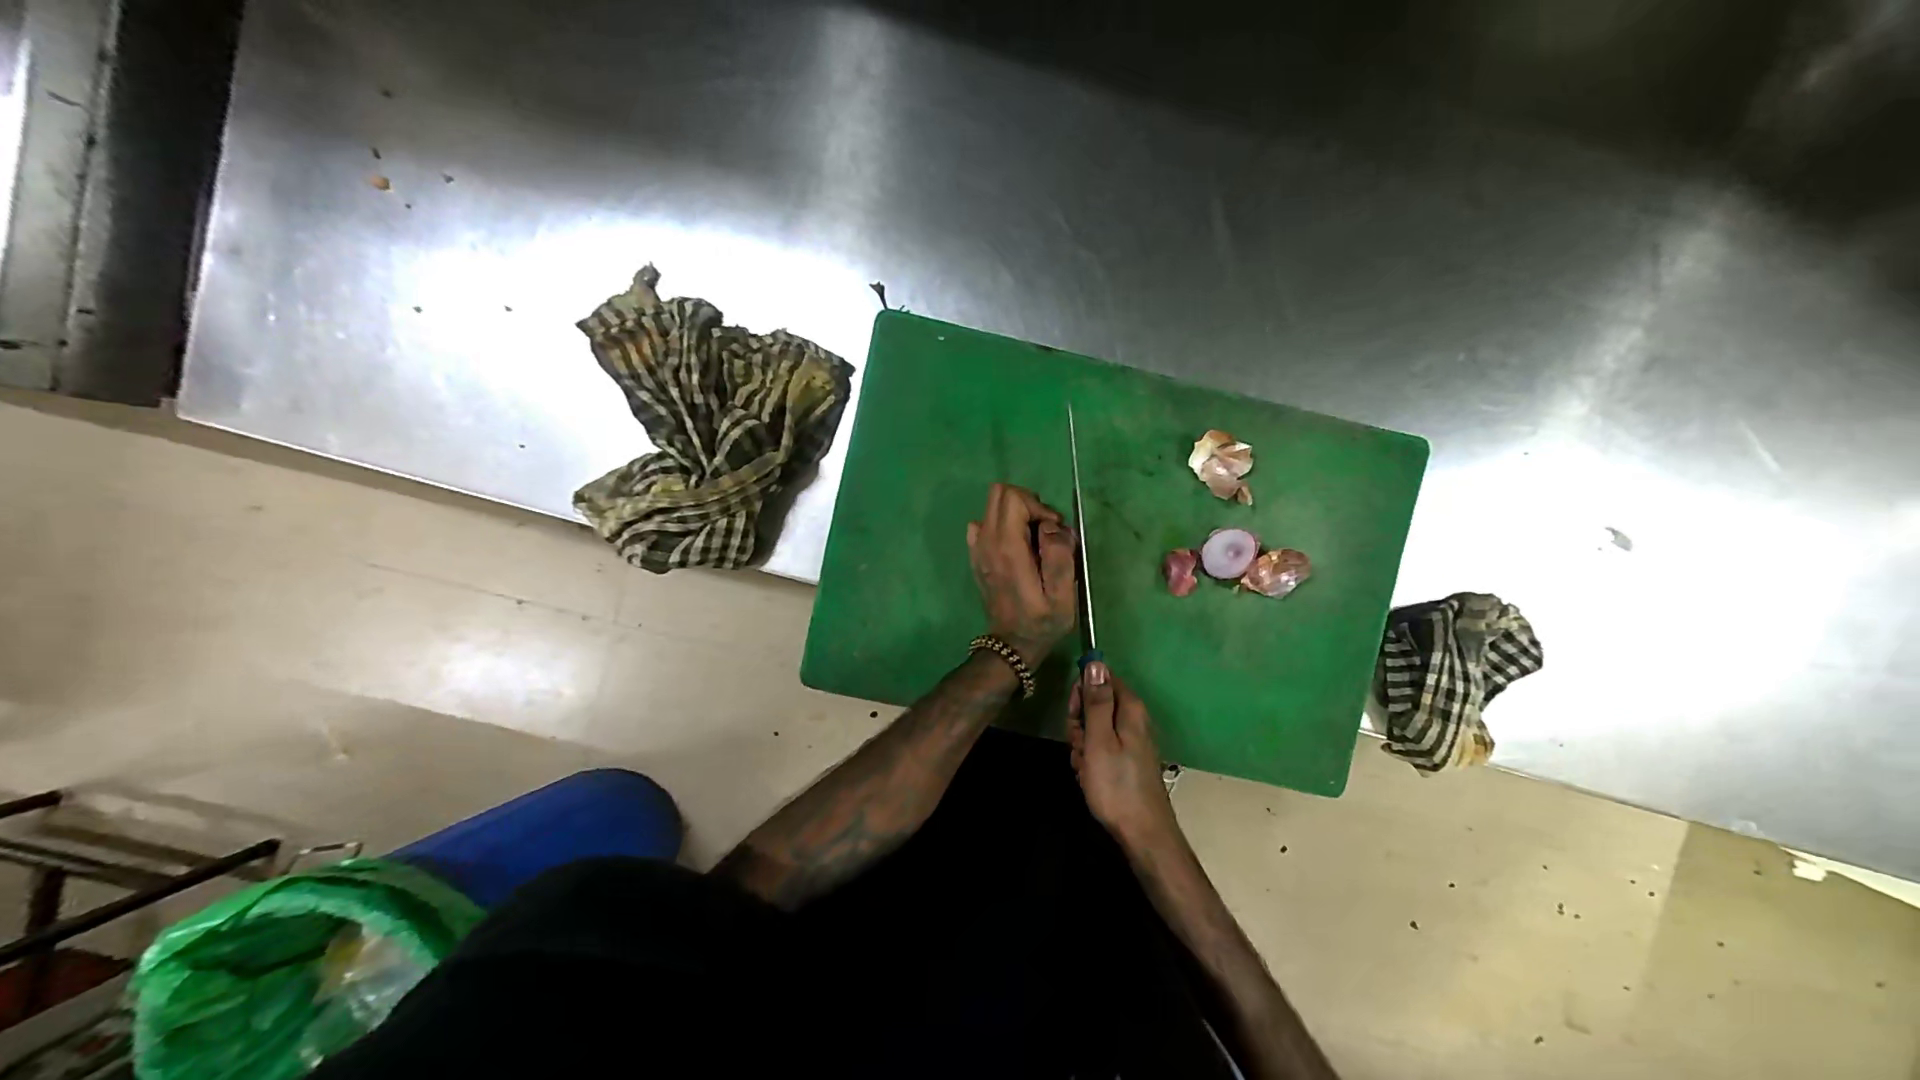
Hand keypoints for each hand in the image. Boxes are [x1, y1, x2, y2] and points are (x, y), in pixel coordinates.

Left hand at [966, 482, 1076, 665]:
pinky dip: (1004, 525)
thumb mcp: (1063, 595)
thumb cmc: (1042, 621)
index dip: (1039, 507)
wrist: (1012, 644)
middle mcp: (986, 541)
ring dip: (1017, 514)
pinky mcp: (976, 554)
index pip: (1015, 498)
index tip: (1053, 533)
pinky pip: (986, 522)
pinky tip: (1017, 547)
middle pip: (1000, 494)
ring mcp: (977, 547)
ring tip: (1033, 541)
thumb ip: (1059, 555)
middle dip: (1028, 504)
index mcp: (1006, 548)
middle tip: (1044, 532)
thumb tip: (1050, 527)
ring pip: (993, 506)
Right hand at [1068, 662, 1177, 846]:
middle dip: (1080, 724)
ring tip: (1086, 767)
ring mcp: (1130, 741)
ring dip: (1082, 746)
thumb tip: (1095, 662)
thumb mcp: (1099, 740)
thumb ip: (1097, 701)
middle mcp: (1133, 719)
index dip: (1082, 694)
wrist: (1142, 833)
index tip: (1076, 718)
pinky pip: (1101, 748)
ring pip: (1094, 728)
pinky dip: (1091, 760)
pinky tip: (1090, 777)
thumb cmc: (1116, 785)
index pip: (1101, 678)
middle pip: (1096, 704)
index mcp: (1130, 709)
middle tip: (1081, 747)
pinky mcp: (1126, 760)